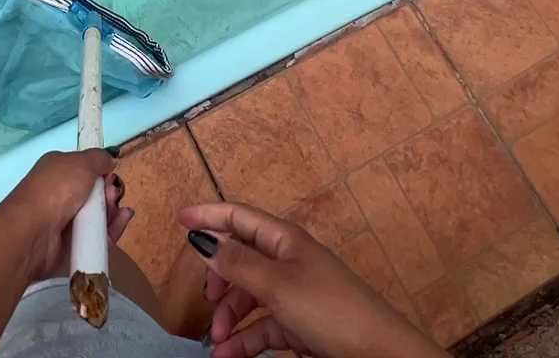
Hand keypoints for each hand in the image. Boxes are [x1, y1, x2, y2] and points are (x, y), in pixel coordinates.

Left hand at [0, 149, 132, 283]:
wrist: (34, 232)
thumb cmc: (56, 189)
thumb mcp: (81, 163)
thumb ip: (99, 158)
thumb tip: (110, 158)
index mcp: (57, 171)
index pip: (83, 170)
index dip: (99, 172)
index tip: (110, 174)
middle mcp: (60, 195)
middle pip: (94, 194)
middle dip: (108, 192)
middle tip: (112, 194)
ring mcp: (66, 222)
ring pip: (98, 216)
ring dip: (112, 210)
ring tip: (118, 208)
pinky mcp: (73, 246)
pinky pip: (99, 237)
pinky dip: (113, 229)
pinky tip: (124, 219)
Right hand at [180, 202, 445, 357]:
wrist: (379, 356)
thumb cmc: (328, 309)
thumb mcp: (277, 285)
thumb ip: (237, 263)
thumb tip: (203, 238)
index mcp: (283, 239)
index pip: (239, 217)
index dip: (210, 215)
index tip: (179, 219)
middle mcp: (287, 260)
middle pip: (241, 259)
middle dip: (218, 279)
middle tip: (204, 300)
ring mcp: (295, 294)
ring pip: (249, 297)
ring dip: (230, 317)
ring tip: (217, 342)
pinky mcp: (301, 326)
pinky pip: (263, 326)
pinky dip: (246, 339)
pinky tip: (230, 355)